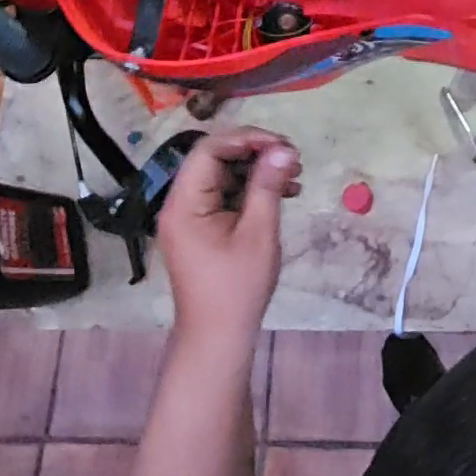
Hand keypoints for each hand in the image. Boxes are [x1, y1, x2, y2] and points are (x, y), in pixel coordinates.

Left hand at [157, 127, 302, 344]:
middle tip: (293, 158)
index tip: (282, 145)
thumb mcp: (259, 232)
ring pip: (224, 176)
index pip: (209, 150)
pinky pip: (225, 196)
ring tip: (294, 174)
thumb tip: (284, 149)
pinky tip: (283, 193)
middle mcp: (181, 204)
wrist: (218, 336)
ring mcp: (190, 217)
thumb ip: (268, 186)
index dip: (247, 140)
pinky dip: (252, 190)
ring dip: (258, 171)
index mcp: (185, 203)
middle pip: (215, 159)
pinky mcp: (203, 228)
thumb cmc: (237, 286)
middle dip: (256, 153)